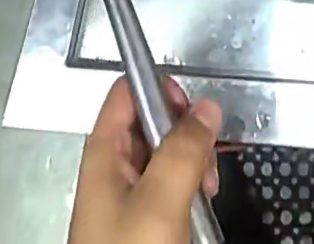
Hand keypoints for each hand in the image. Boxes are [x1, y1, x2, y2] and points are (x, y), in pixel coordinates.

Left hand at [70, 76, 221, 243]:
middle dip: (187, 133)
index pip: (128, 91)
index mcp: (105, 151)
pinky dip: (191, 188)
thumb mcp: (160, 201)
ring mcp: (128, 197)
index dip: (161, 90)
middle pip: (152, 122)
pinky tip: (203, 206)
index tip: (193, 111)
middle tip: (208, 159)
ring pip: (166, 155)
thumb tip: (207, 108)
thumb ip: (184, 148)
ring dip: (194, 163)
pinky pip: (171, 186)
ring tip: (208, 190)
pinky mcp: (144, 223)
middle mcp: (113, 168)